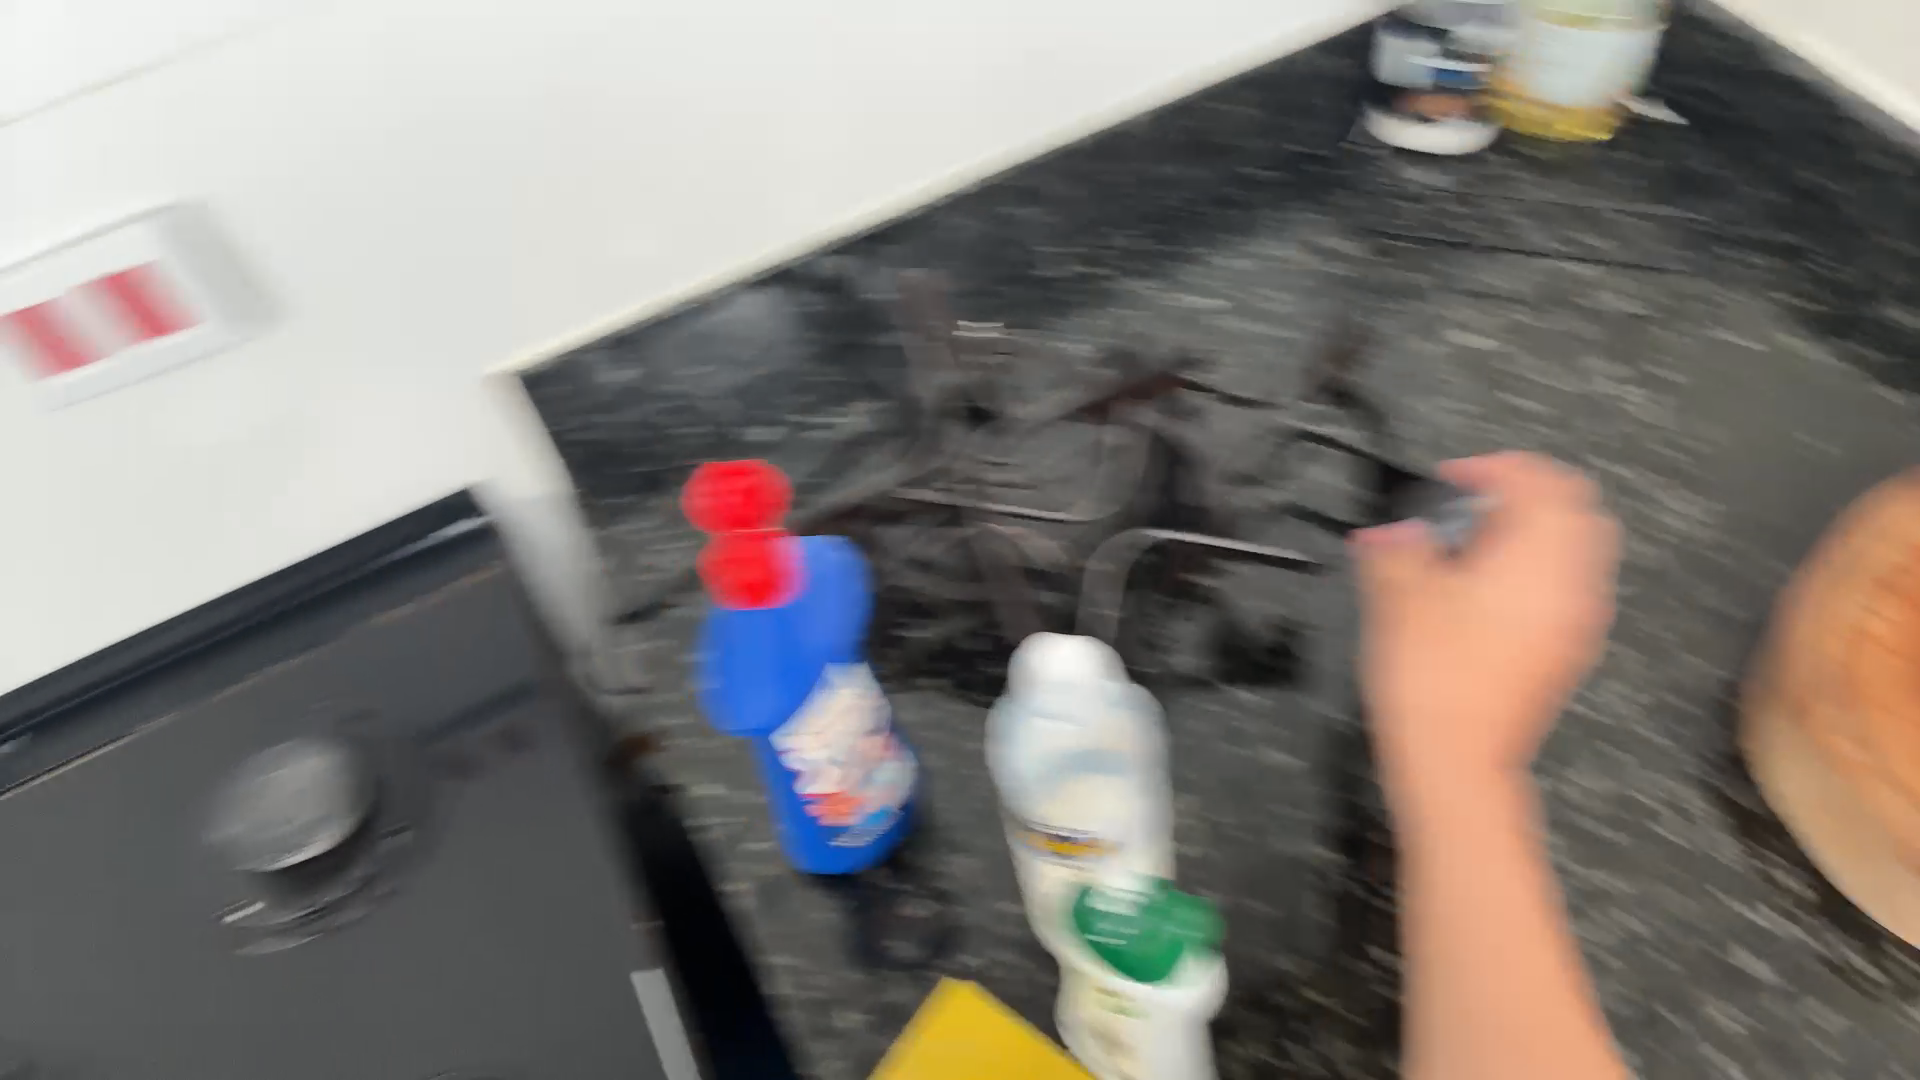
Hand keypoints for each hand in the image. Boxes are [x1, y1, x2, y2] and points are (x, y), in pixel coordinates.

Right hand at [1352, 452, 1619, 806]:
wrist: (1456, 755)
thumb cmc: (1429, 672)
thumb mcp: (1396, 595)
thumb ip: (1396, 547)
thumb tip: (1392, 531)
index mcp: (1535, 557)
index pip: (1539, 480)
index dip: (1491, 466)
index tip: (1448, 478)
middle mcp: (1572, 581)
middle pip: (1573, 508)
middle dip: (1522, 494)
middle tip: (1466, 505)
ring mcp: (1577, 617)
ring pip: (1575, 546)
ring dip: (1529, 531)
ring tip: (1471, 546)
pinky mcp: (1566, 647)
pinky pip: (1566, 584)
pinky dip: (1532, 567)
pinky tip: (1482, 591)